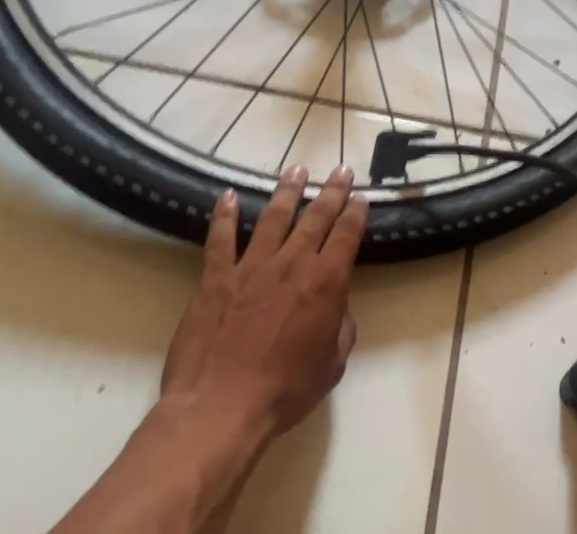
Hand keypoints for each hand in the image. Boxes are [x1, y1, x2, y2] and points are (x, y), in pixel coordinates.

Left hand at [159, 164, 367, 446]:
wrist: (220, 407)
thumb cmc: (285, 390)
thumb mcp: (332, 363)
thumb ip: (340, 327)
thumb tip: (337, 308)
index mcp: (326, 282)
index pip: (347, 235)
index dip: (356, 213)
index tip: (360, 197)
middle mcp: (292, 264)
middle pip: (316, 217)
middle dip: (331, 191)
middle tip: (340, 171)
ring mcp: (251, 267)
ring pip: (273, 218)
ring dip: (287, 191)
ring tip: (295, 170)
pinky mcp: (215, 279)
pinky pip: (220, 239)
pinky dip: (225, 215)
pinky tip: (229, 196)